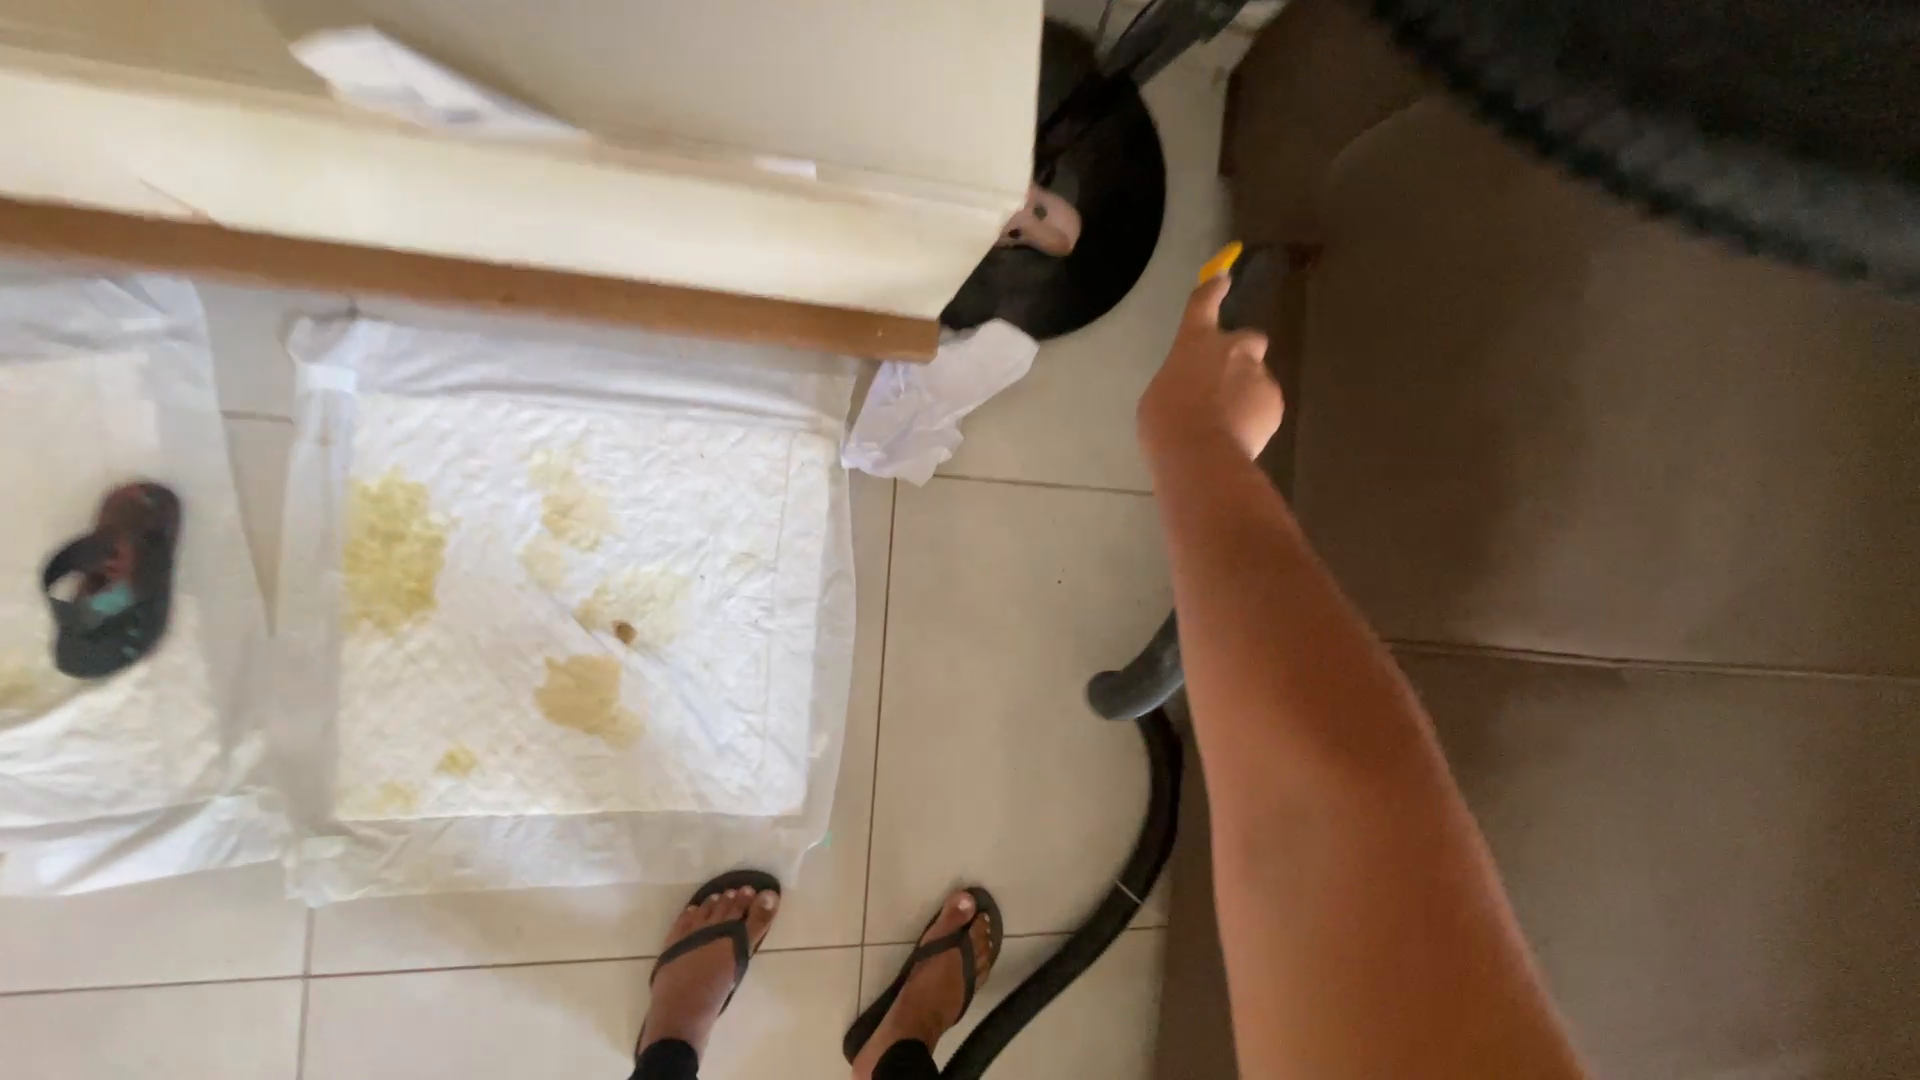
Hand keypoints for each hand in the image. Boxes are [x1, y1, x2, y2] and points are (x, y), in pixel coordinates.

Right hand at [1138, 273, 1282, 460]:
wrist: (1201, 456)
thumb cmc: (1166, 424)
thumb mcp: (1159, 396)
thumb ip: (1181, 380)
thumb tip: (1192, 386)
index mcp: (1195, 343)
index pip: (1203, 304)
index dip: (1212, 288)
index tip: (1221, 277)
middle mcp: (1232, 350)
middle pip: (1248, 339)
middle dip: (1240, 355)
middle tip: (1225, 382)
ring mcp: (1258, 375)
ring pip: (1256, 378)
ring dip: (1244, 393)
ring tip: (1225, 424)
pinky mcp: (1275, 402)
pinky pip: (1264, 405)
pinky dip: (1254, 417)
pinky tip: (1237, 437)